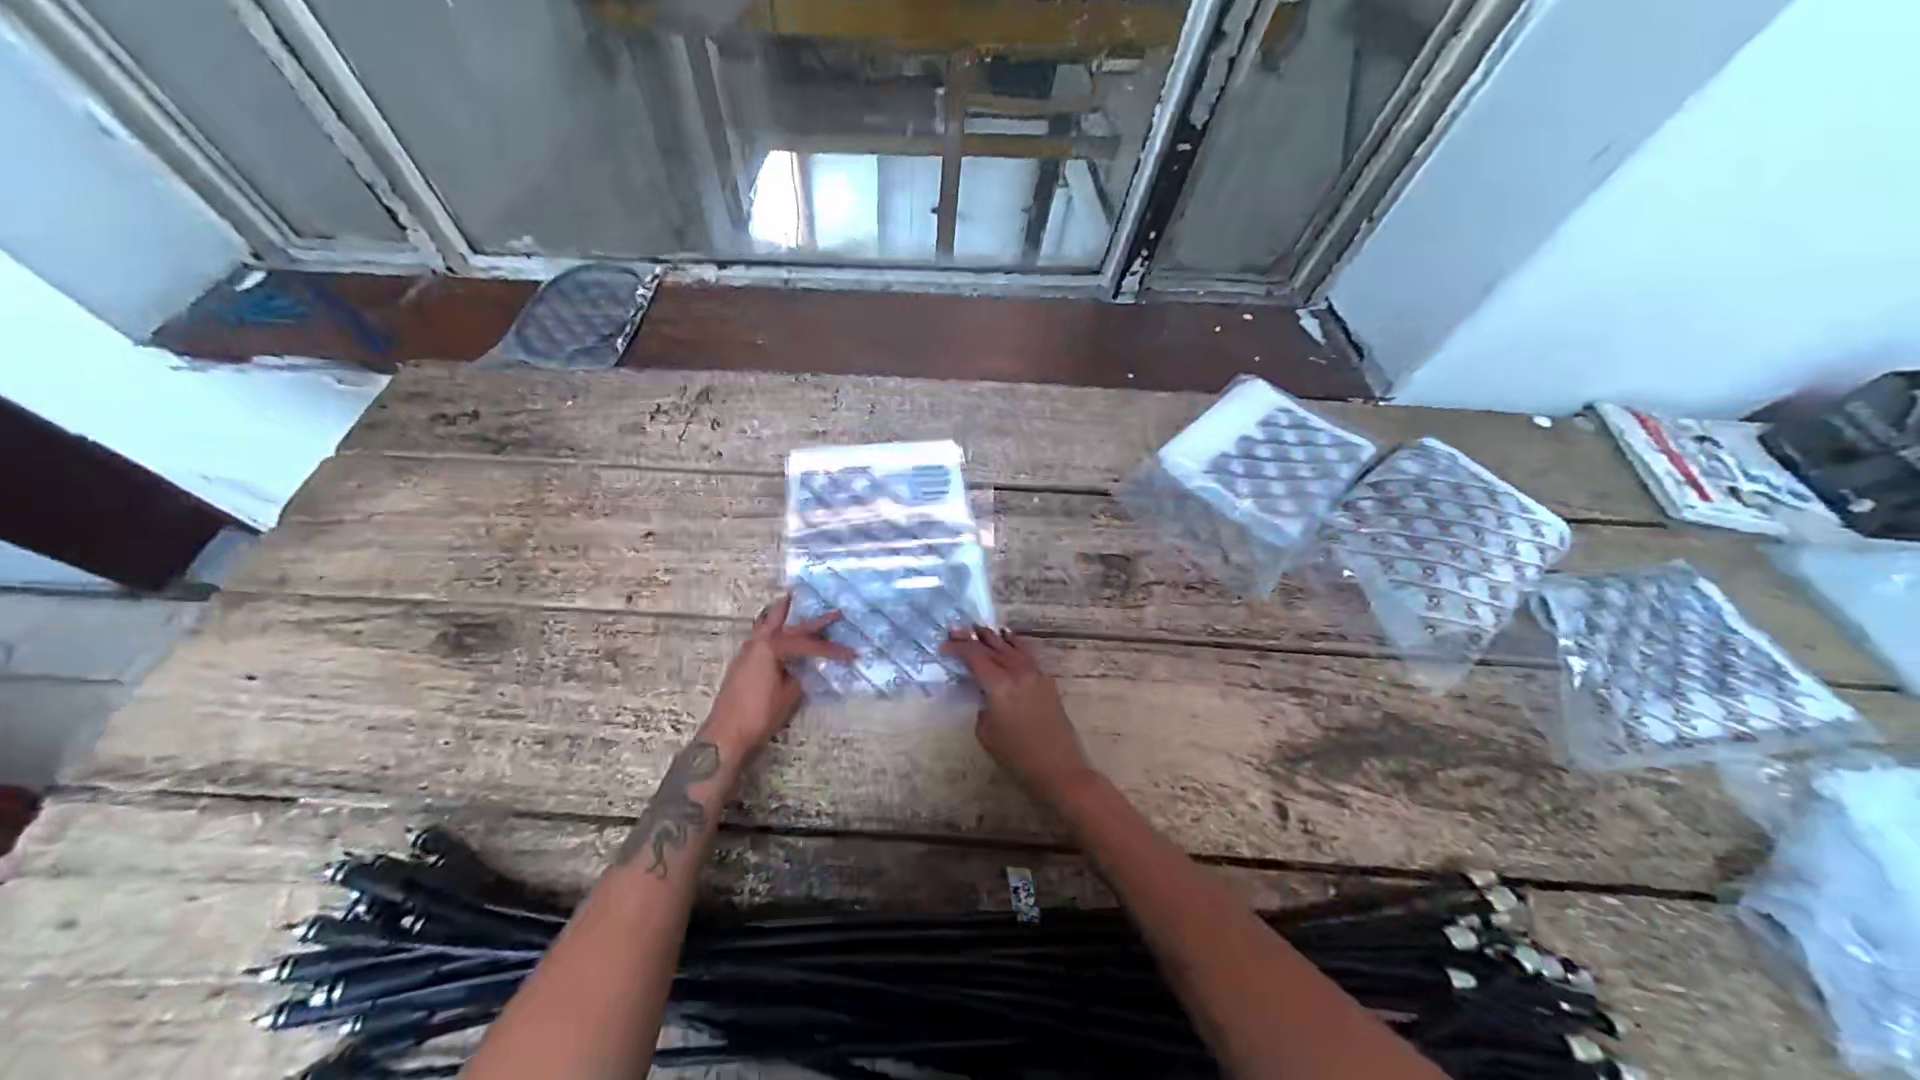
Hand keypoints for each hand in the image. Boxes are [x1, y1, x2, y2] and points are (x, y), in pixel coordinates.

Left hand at [705, 593, 854, 749]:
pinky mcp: (742, 662)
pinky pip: (761, 636)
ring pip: (767, 625)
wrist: (726, 733)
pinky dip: (772, 629)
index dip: (832, 650)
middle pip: (790, 627)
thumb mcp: (790, 694)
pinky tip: (777, 632)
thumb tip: (811, 666)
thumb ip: (802, 675)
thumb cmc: (760, 713)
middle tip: (831, 611)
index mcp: (773, 647)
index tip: (852, 653)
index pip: (809, 645)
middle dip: (812, 621)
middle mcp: (759, 642)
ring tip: (789, 599)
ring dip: (781, 614)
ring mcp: (747, 651)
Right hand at [942, 627, 1096, 800]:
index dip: (957, 648)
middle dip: (972, 638)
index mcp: (999, 684)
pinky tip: (1009, 641)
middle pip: (992, 647)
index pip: (974, 656)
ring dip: (994, 637)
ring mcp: (1035, 674)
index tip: (944, 646)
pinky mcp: (1046, 681)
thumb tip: (985, 693)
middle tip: (956, 631)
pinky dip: (1014, 644)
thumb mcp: (986, 732)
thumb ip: (982, 705)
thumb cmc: (1017, 756)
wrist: (1059, 767)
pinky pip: (1027, 654)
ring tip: (980, 630)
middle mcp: (1017, 672)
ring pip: (1011, 646)